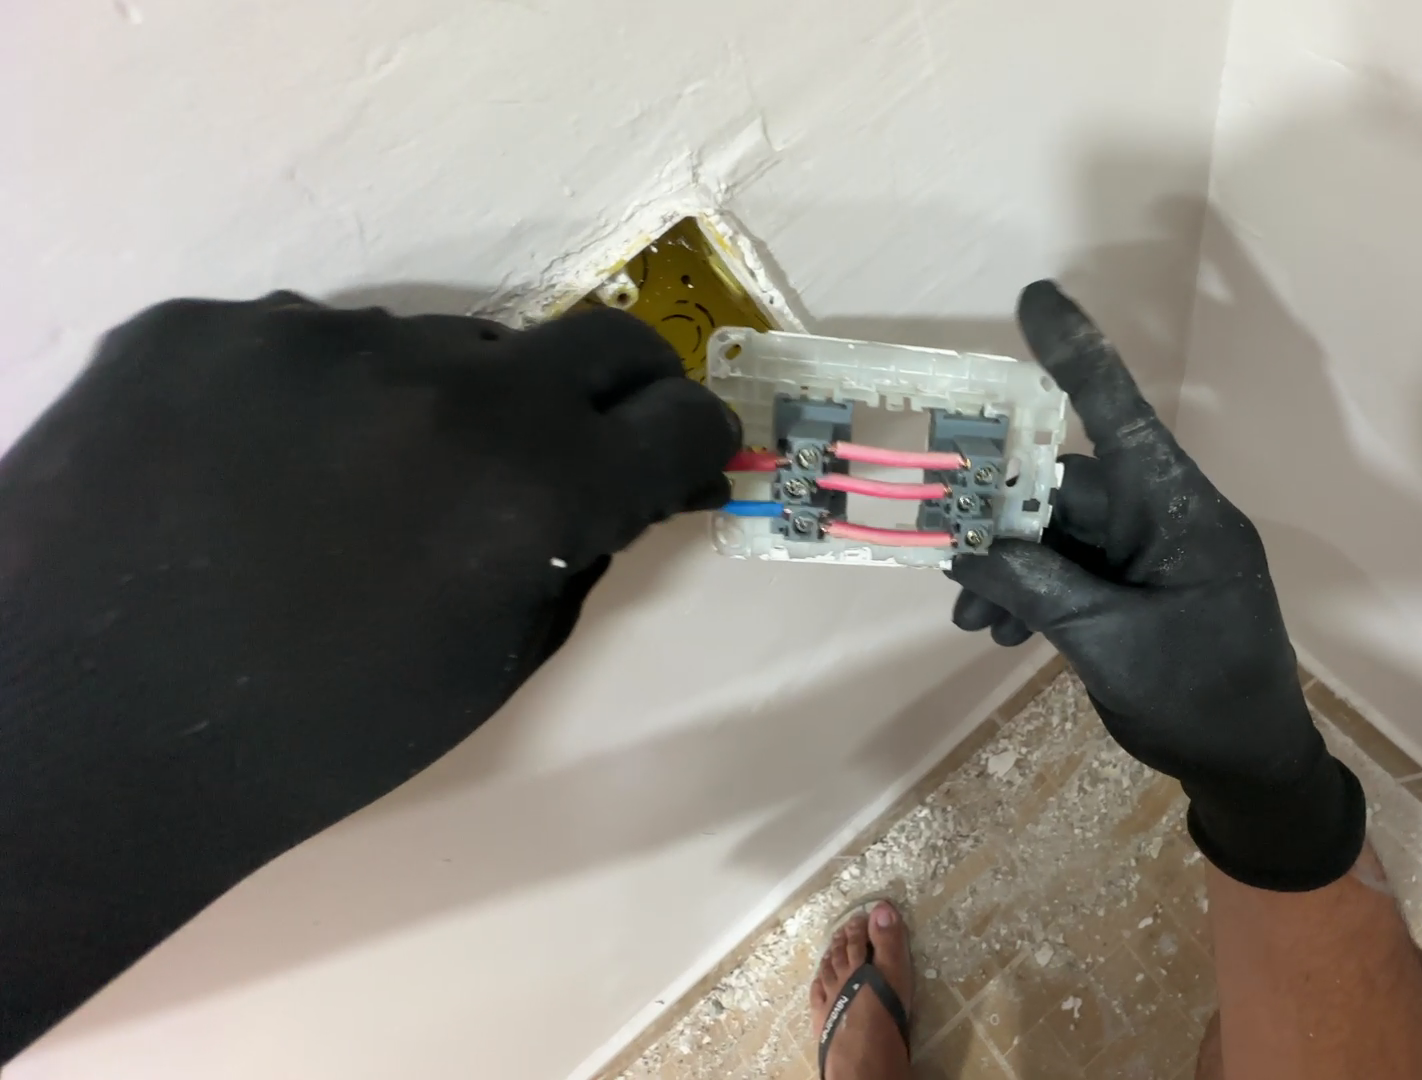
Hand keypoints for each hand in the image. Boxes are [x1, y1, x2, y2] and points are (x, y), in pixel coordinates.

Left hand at [0, 294, 737, 1055]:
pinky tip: (306, 459)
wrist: (71, 742)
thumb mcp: (518, 649)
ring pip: (471, 342)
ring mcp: (323, 343)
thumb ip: (602, 543)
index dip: (704, 437)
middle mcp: (454, 393)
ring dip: (484, 398)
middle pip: (610, 338)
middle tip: (608, 430)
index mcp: (543, 490)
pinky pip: (345, 340)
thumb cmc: (340, 724)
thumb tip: (652, 477)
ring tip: (416, 470)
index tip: (690, 454)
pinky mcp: (211, 327)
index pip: (687, 417)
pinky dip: (363, 392)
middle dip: (635, 386)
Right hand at [948, 281, 1364, 891]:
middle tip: (948, 559)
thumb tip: (967, 548)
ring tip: (972, 622)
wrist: (1247, 768)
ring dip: (1010, 570)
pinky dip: (1032, 594)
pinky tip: (999, 632)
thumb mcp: (1107, 642)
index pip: (1122, 415)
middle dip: (1002, 525)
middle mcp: (1162, 518)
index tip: (1034, 299)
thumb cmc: (1197, 700)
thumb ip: (1035, 586)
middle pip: (1067, 490)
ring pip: (1060, 536)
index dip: (1077, 355)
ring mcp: (1149, 554)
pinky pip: (1071, 571)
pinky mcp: (1135, 587)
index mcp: (1179, 512)